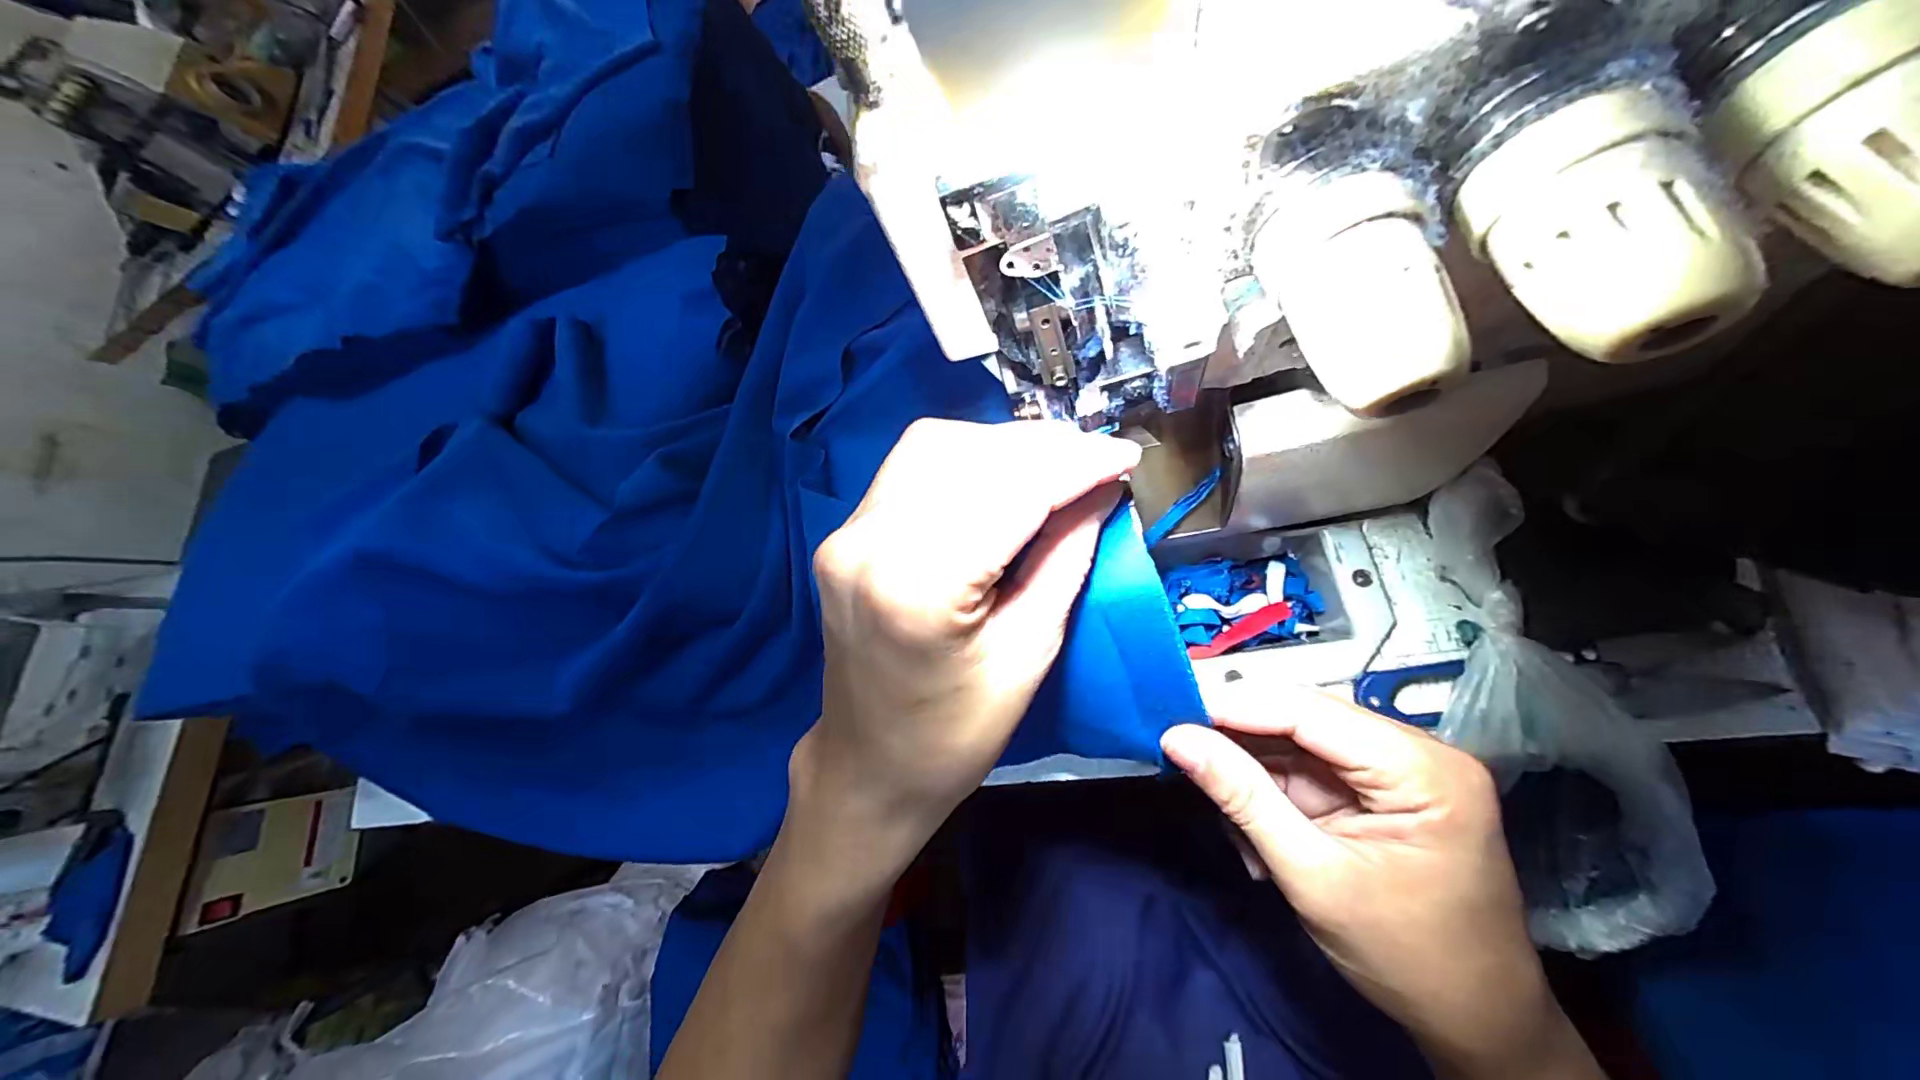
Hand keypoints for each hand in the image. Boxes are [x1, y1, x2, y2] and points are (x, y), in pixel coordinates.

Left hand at [793, 419, 1138, 877]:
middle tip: (1098, 460)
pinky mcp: (845, 532)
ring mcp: (847, 532)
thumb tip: (1099, 488)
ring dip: (1004, 446)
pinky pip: (910, 466)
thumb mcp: (1029, 651)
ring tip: (1059, 465)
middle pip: (968, 455)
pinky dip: (967, 459)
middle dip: (1043, 448)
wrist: (870, 764)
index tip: (1125, 455)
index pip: (1008, 492)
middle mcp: (868, 541)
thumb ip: (1065, 557)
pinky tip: (1005, 475)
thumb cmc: (956, 733)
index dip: (1074, 464)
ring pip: (935, 444)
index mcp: (917, 585)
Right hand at [1160, 689, 1601, 1079]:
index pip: (1309, 711)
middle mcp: (1416, 753)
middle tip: (1182, 756)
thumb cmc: (1406, 958)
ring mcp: (1400, 771)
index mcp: (1422, 768)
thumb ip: (1242, 797)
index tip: (1172, 713)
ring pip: (1298, 746)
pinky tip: (1253, 836)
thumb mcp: (1312, 875)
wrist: (1477, 1026)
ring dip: (1253, 778)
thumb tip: (1177, 738)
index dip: (1235, 707)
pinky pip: (1309, 773)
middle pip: (1303, 721)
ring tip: (1230, 825)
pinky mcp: (1382, 791)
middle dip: (1241, 745)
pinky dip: (1273, 798)